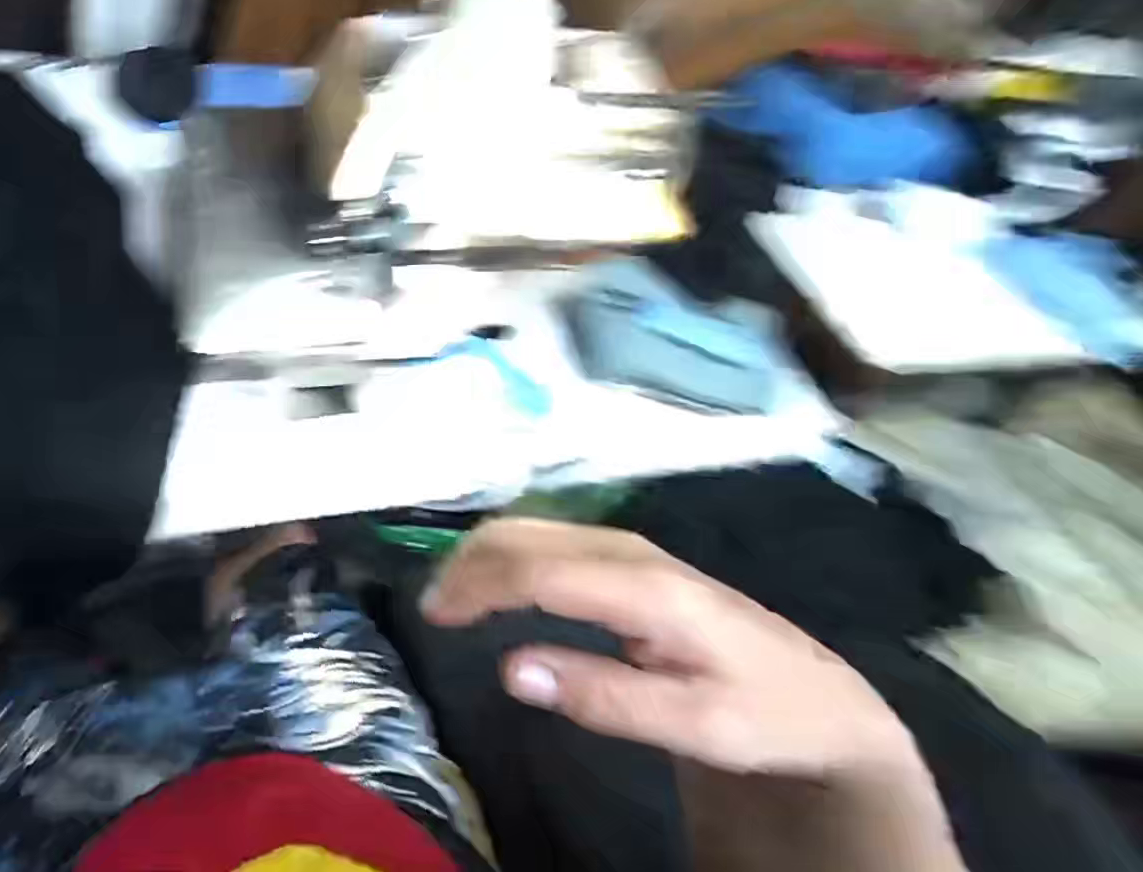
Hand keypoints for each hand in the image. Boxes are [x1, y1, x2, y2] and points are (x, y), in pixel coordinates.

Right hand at [421, 517, 912, 778]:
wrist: (821, 695)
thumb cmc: (760, 714)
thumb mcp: (698, 727)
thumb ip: (604, 698)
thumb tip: (510, 670)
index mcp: (643, 586)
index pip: (536, 569)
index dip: (477, 585)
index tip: (436, 614)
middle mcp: (623, 548)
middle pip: (520, 536)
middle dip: (464, 565)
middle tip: (433, 609)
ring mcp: (618, 542)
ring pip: (523, 528)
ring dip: (475, 555)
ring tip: (449, 596)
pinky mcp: (615, 550)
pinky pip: (538, 536)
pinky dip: (498, 552)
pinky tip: (486, 579)